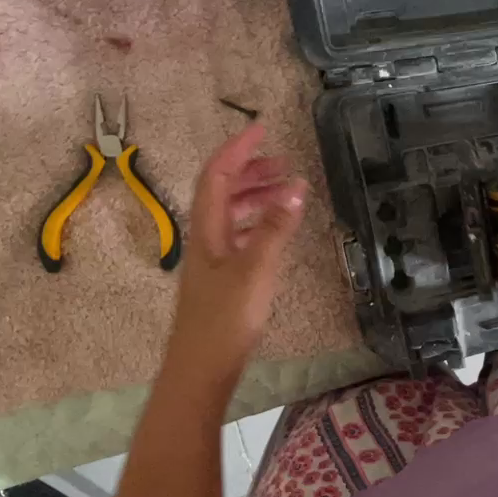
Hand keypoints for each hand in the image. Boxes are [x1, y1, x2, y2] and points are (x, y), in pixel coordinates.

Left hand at [162, 122, 308, 381]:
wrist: (201, 367)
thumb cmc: (226, 317)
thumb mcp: (257, 269)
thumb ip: (276, 228)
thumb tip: (296, 186)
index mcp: (207, 229)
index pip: (218, 175)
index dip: (238, 149)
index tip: (262, 129)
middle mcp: (205, 238)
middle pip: (222, 191)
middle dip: (250, 170)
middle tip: (283, 161)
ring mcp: (212, 259)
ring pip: (231, 214)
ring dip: (256, 195)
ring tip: (286, 191)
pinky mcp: (222, 279)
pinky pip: (239, 235)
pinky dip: (259, 222)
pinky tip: (276, 230)